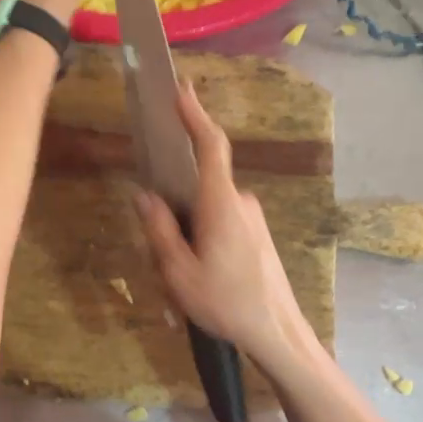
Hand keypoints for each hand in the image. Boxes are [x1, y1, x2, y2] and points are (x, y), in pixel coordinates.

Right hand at [135, 82, 314, 368]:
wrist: (277, 331)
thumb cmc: (226, 302)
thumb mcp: (179, 272)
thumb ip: (160, 230)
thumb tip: (145, 196)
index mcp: (221, 203)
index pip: (210, 146)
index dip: (195, 115)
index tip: (181, 90)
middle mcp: (241, 202)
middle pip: (201, 185)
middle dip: (176, 205)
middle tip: (163, 251)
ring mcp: (253, 218)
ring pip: (210, 209)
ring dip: (191, 229)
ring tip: (183, 277)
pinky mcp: (258, 234)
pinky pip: (223, 222)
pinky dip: (206, 237)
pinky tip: (204, 277)